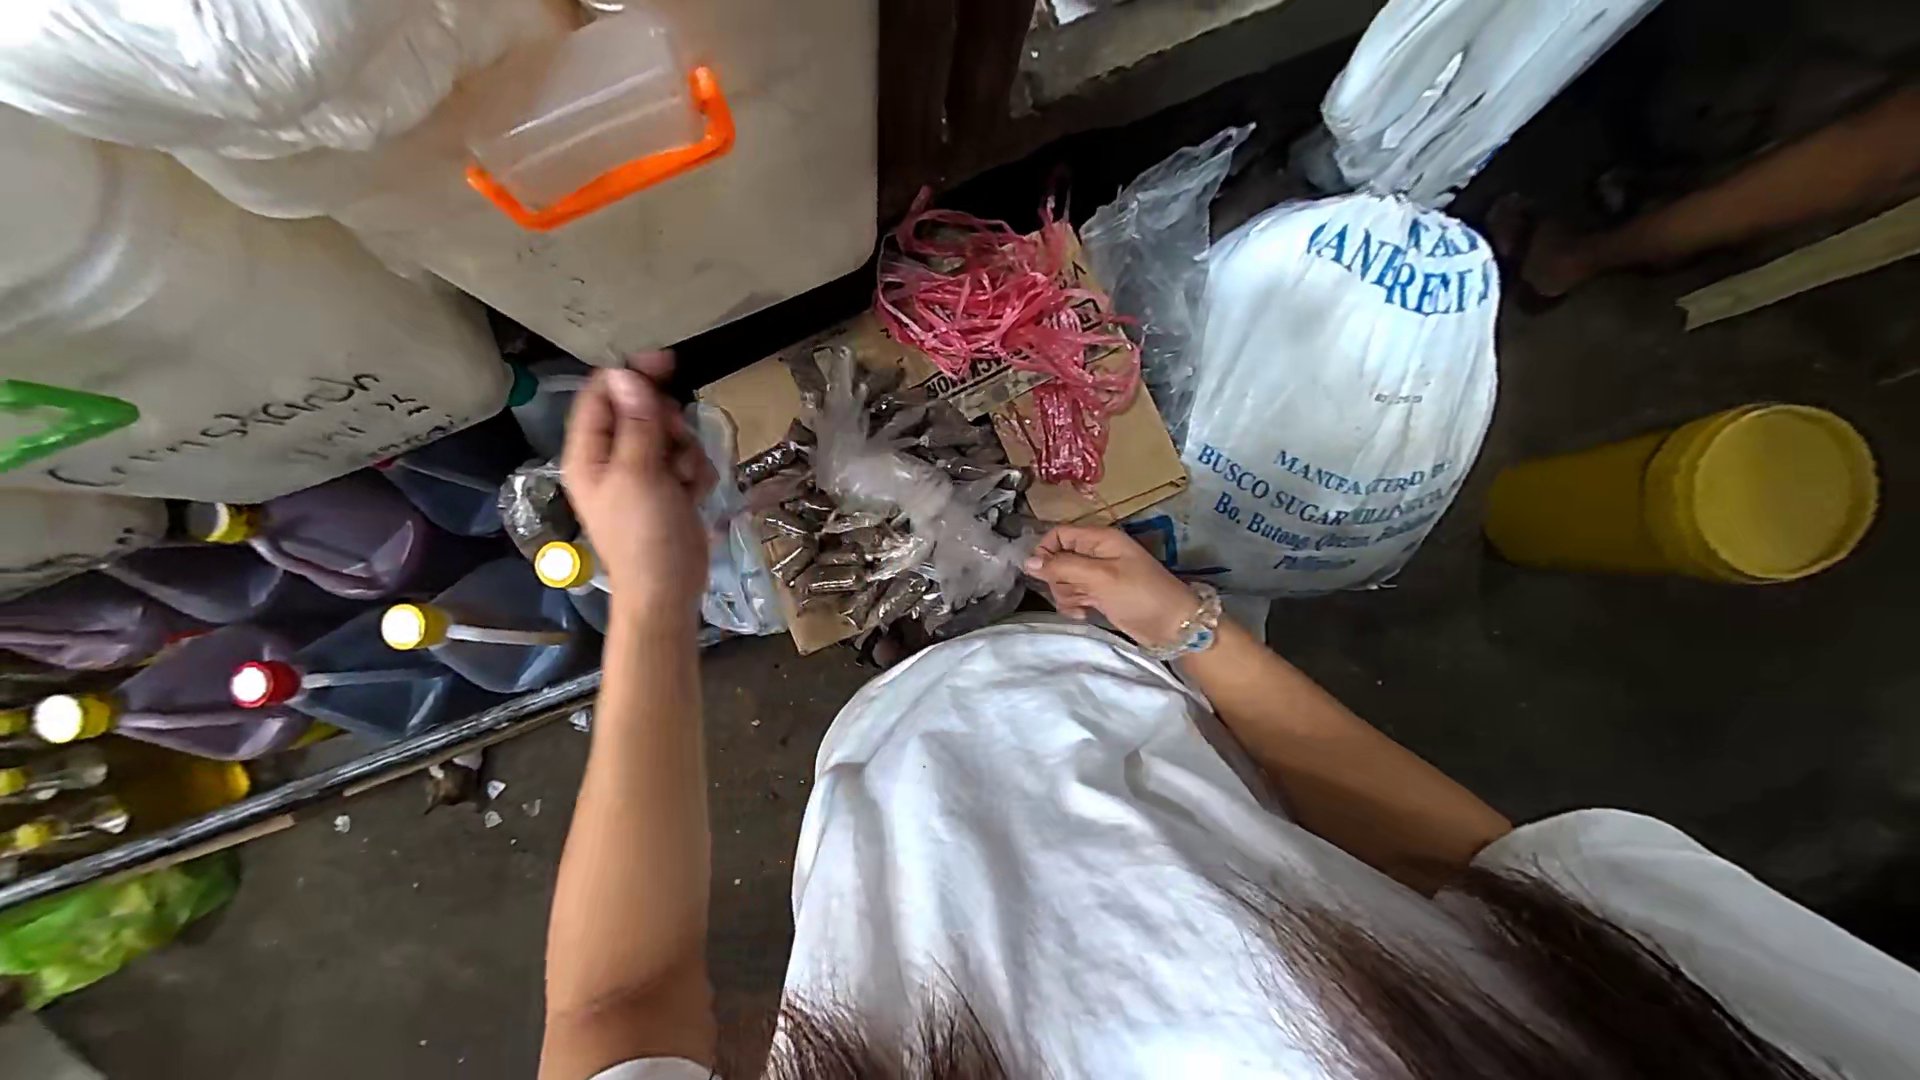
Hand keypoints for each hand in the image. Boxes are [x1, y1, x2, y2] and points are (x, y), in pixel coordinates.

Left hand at [561, 352, 715, 622]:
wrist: (667, 589)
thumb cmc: (644, 536)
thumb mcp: (639, 475)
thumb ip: (636, 425)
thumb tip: (629, 376)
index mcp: (589, 453)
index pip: (602, 397)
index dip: (630, 376)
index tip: (665, 362)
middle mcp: (613, 458)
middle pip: (642, 413)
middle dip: (667, 424)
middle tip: (677, 439)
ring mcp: (643, 475)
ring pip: (672, 437)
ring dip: (686, 452)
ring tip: (685, 480)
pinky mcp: (670, 489)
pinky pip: (687, 461)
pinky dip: (695, 473)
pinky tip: (693, 495)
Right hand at [1023, 526, 1199, 648]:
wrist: (1173, 626)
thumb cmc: (1140, 594)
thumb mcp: (1099, 577)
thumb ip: (1062, 567)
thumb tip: (1028, 562)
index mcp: (1099, 539)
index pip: (1059, 534)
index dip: (1046, 552)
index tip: (1041, 574)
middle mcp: (1097, 553)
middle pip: (1058, 559)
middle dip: (1058, 579)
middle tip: (1074, 592)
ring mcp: (1099, 575)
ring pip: (1064, 579)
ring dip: (1066, 595)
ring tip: (1082, 606)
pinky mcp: (1100, 594)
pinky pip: (1074, 594)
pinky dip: (1074, 604)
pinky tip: (1084, 613)